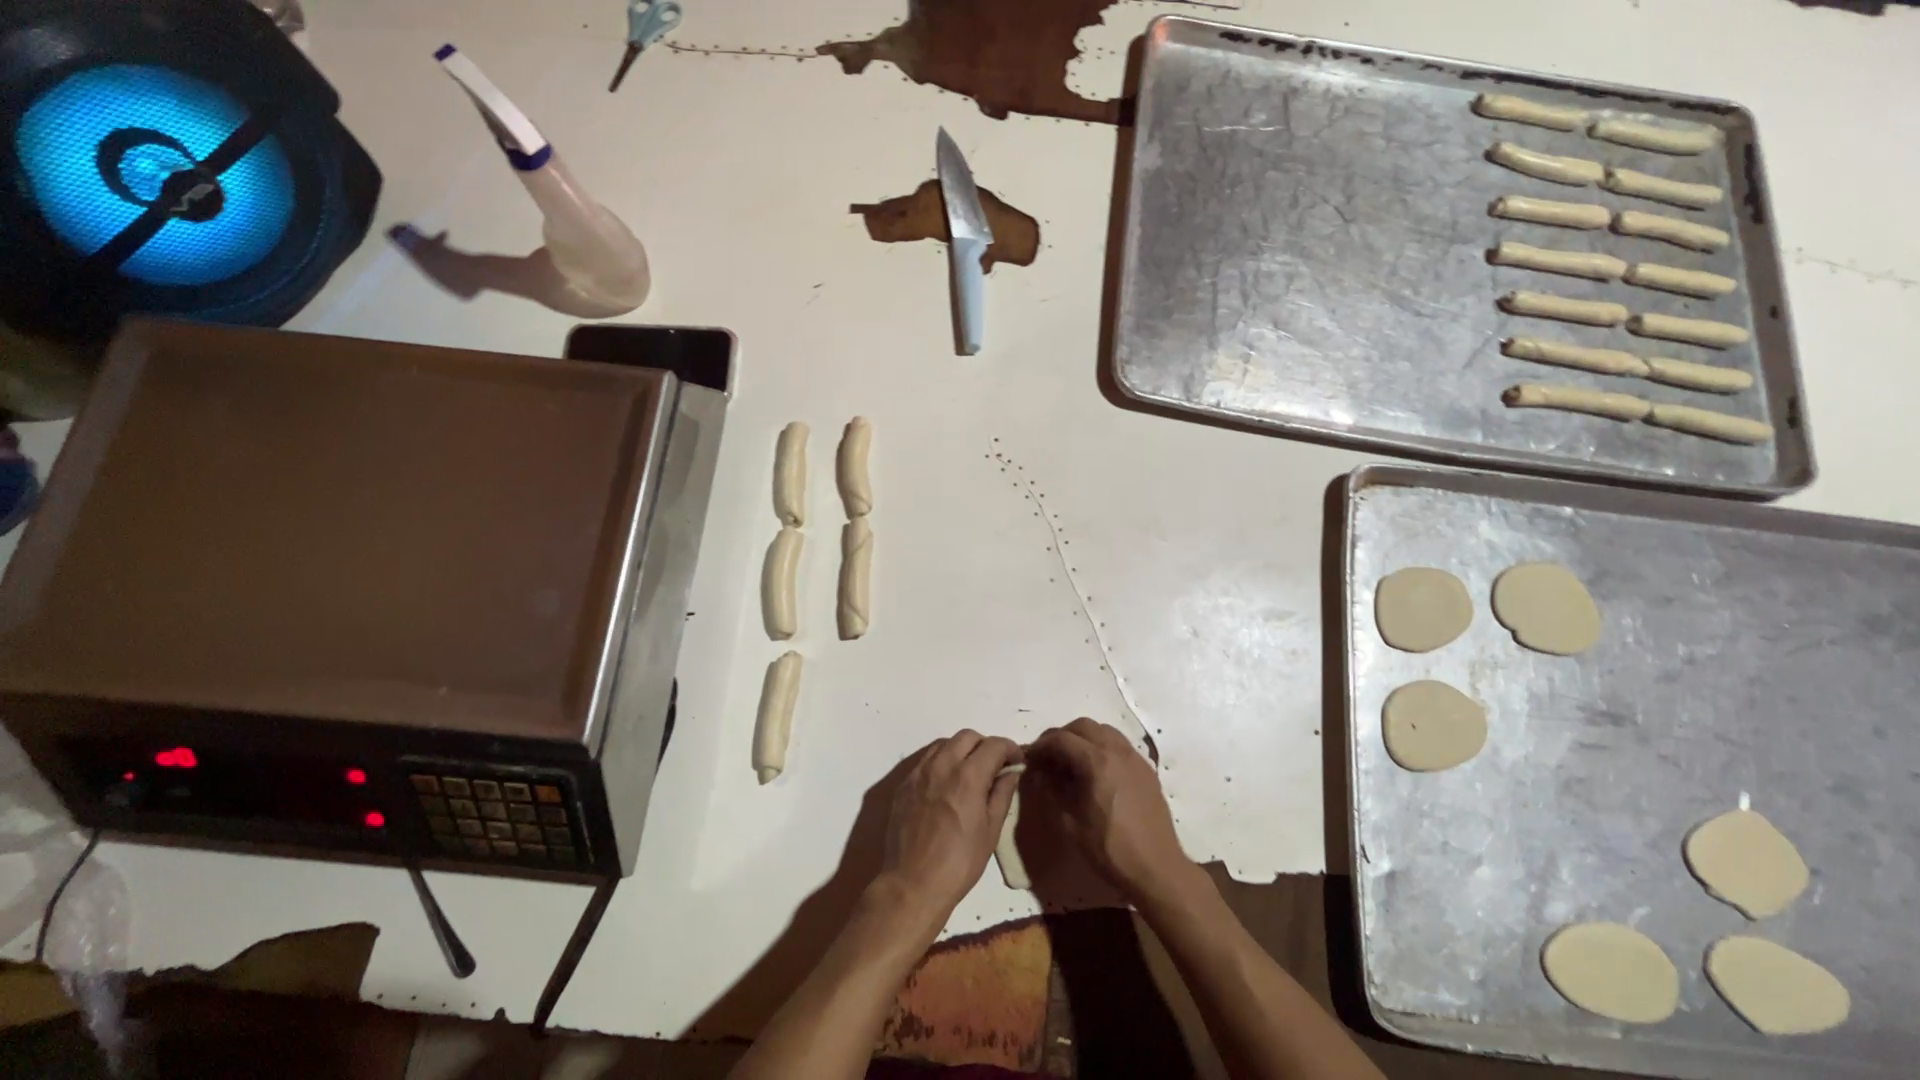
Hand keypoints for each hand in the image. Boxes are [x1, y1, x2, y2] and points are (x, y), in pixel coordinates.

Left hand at [877, 730, 1022, 917]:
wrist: (913, 882)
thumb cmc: (960, 861)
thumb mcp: (991, 830)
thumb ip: (1002, 793)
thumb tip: (1011, 771)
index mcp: (967, 776)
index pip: (993, 745)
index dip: (1010, 748)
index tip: (1017, 761)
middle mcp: (941, 766)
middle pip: (967, 736)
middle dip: (985, 745)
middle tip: (995, 766)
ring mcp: (918, 773)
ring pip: (944, 744)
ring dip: (962, 750)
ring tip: (970, 773)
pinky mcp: (904, 784)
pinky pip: (926, 760)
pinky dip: (942, 762)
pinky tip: (947, 785)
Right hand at [1027, 718, 1191, 902]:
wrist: (1156, 868)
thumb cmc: (1109, 848)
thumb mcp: (1071, 822)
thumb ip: (1053, 790)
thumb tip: (1041, 772)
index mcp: (1097, 762)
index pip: (1061, 739)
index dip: (1041, 745)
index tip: (1029, 757)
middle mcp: (1118, 751)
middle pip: (1084, 726)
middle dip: (1061, 736)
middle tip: (1047, 757)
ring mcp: (1135, 759)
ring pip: (1105, 731)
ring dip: (1084, 738)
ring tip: (1071, 761)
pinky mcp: (1146, 770)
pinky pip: (1120, 745)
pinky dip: (1102, 747)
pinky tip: (1095, 771)